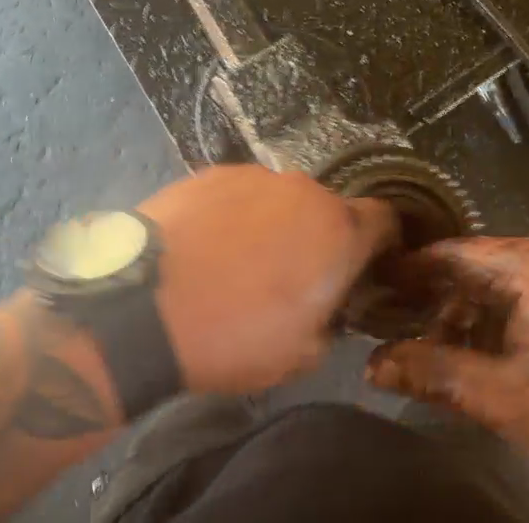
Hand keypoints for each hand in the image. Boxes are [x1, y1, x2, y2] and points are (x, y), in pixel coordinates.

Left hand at [138, 165, 398, 394]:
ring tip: (239, 263)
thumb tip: (328, 303)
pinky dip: (234, 215)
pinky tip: (208, 246)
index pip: (386, 220)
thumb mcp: (302, 355)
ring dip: (275, 225)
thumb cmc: (233, 337)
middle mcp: (304, 191)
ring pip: (281, 201)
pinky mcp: (210, 173)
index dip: (383, 243)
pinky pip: (239, 195)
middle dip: (320, 239)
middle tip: (293, 277)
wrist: (142, 307)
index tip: (369, 266)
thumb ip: (332, 319)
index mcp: (339, 231)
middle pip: (328, 210)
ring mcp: (254, 177)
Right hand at [362, 236, 528, 505]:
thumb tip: (373, 365)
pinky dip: (506, 321)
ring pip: (506, 283)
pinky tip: (495, 358)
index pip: (450, 253)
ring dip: (473, 317)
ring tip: (445, 357)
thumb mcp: (509, 400)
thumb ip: (436, 374)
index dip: (408, 275)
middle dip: (439, 303)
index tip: (372, 296)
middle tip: (402, 338)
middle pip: (478, 267)